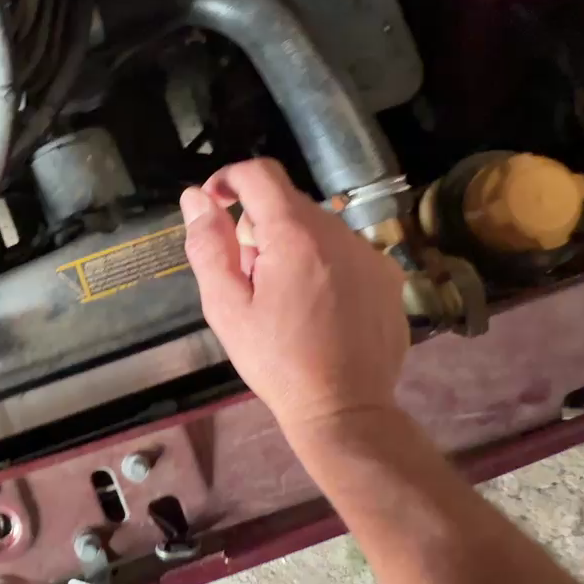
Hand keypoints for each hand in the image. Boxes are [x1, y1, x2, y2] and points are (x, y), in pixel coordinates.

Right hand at [180, 158, 408, 434]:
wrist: (344, 409)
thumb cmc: (274, 360)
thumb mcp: (225, 306)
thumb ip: (208, 245)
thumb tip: (195, 197)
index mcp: (294, 235)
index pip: (259, 174)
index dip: (228, 179)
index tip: (213, 206)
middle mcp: (339, 232)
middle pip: (287, 202)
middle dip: (256, 225)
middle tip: (244, 275)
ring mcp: (370, 253)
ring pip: (316, 226)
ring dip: (289, 244)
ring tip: (280, 297)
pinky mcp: (388, 276)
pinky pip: (344, 250)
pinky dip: (321, 263)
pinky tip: (315, 307)